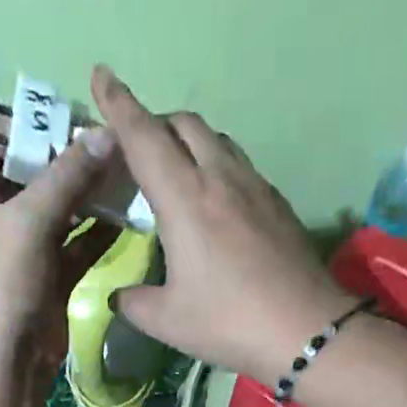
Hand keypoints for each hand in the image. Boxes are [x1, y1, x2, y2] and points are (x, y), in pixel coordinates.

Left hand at [0, 125, 121, 395]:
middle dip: (63, 156)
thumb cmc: (4, 283)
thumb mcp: (31, 220)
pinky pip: (73, 243)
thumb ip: (69, 174)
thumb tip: (106, 133)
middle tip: (103, 142)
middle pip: (26, 173)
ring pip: (55, 208)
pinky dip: (95, 230)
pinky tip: (125, 213)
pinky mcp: (47, 275)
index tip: (58, 120)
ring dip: (86, 192)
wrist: (8, 362)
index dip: (15, 125)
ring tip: (121, 170)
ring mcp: (20, 249)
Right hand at [89, 65, 355, 383]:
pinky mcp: (276, 203)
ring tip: (172, 170)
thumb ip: (133, 302)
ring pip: (215, 140)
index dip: (119, 105)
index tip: (101, 77)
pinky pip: (237, 164)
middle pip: (184, 125)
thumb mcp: (166, 320)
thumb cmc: (227, 322)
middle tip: (134, 148)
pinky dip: (214, 164)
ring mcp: (254, 187)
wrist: (305, 329)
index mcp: (185, 200)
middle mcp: (220, 179)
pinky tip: (211, 200)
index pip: (145, 138)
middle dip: (154, 123)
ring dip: (187, 141)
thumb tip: (120, 296)